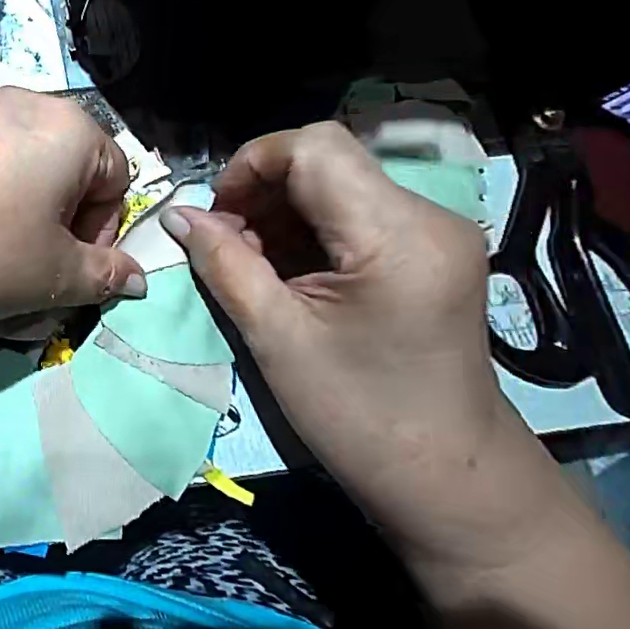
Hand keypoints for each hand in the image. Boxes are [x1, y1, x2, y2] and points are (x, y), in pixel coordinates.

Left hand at [0, 89, 145, 356]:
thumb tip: (137, 281)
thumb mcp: (55, 277)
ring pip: (24, 166)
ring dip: (24, 211)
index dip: (102, 232)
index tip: (71, 269)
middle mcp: (28, 103)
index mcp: (73, 129)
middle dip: (62, 222)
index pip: (117, 181)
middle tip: (33, 266)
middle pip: (70, 169)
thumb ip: (107, 275)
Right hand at [164, 121, 562, 570]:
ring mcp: (438, 228)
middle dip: (266, 188)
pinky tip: (292, 267)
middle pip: (329, 158)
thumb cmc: (360, 420)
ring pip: (342, 180)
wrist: (450, 480)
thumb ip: (225, 264)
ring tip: (257, 260)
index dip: (253, 164)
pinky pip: (361, 209)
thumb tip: (179, 214)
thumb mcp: (278, 339)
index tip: (219, 214)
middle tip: (231, 241)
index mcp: (397, 234)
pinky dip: (315, 227)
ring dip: (287, 209)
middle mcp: (429, 215)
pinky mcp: (435, 246)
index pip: (314, 148)